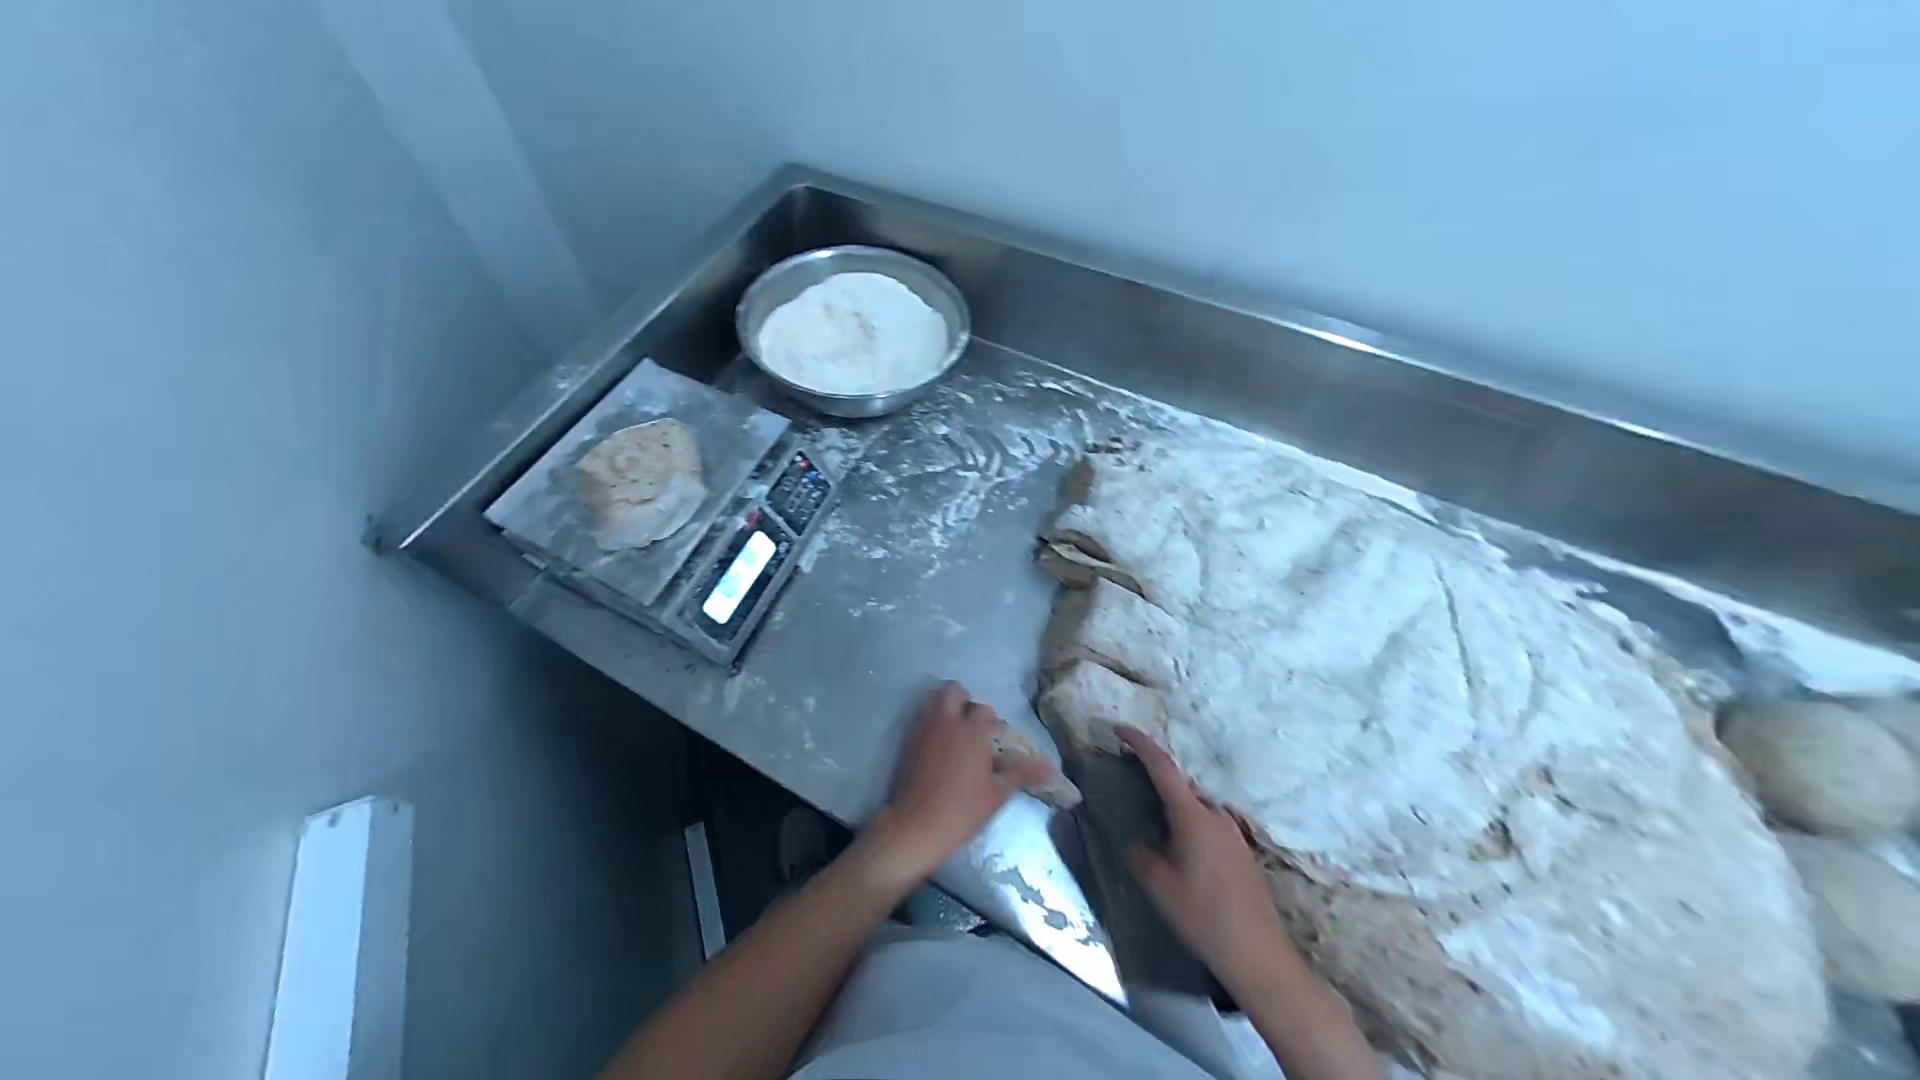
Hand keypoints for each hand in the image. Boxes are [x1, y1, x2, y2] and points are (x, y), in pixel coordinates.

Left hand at [866, 681, 1057, 885]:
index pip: (985, 710)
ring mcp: (925, 727)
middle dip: (965, 701)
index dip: (992, 721)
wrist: (916, 826)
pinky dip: (932, 719)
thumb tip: (1052, 767)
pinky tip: (938, 743)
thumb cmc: (962, 810)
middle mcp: (947, 720)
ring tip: (955, 729)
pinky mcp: (909, 739)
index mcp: (973, 730)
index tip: (994, 737)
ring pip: (935, 699)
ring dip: (946, 706)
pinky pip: (922, 716)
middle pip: (955, 691)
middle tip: (972, 725)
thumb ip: (1024, 772)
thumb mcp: (998, 792)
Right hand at [1119, 724, 1295, 988]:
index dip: (1139, 743)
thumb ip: (1141, 853)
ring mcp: (1233, 834)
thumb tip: (1140, 841)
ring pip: (1195, 808)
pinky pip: (1208, 826)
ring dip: (1174, 810)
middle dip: (1155, 783)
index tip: (1118, 728)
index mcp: (1193, 816)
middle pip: (1180, 787)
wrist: (1259, 956)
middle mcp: (1215, 816)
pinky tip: (1182, 856)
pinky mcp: (1242, 853)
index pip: (1162, 767)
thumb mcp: (1158, 885)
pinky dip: (1189, 827)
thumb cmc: (1204, 916)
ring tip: (1155, 832)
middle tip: (1131, 793)